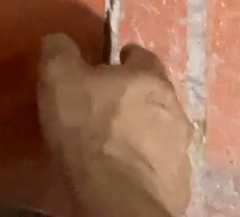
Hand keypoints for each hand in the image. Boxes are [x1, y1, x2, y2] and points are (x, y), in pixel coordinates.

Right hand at [38, 34, 193, 216]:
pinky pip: (158, 164)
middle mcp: (175, 111)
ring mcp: (181, 152)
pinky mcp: (179, 185)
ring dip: (140, 130)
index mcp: (150, 80)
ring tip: (110, 139)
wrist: (117, 197)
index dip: (123, 58)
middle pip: (154, 95)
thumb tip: (62, 42)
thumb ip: (60, 49)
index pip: (143, 56)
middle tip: (103, 101)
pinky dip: (142, 161)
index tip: (105, 63)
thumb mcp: (58, 74)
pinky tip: (119, 167)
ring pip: (159, 130)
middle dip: (132, 96)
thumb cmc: (88, 126)